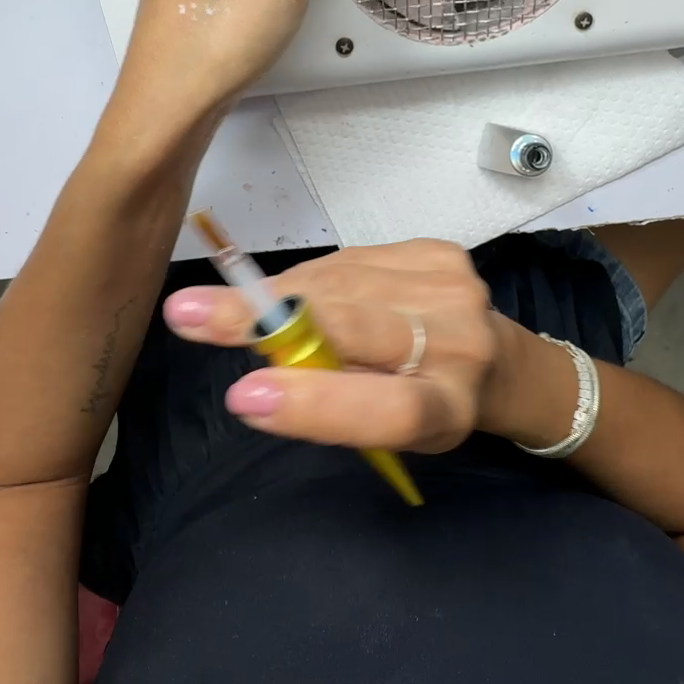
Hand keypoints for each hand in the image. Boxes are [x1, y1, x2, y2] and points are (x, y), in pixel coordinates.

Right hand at [162, 240, 533, 453]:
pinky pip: (350, 259)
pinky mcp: (440, 251)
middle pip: (356, 324)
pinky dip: (309, 277)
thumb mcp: (393, 432)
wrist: (497, 358)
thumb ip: (340, 399)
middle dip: (264, 317)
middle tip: (186, 313)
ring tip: (234, 310)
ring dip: (279, 294)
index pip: (390, 408)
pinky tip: (297, 292)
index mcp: (452, 407)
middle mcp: (461, 341)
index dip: (317, 403)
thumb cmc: (432, 404)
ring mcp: (453, 286)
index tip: (245, 396)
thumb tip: (263, 367)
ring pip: (339, 281)